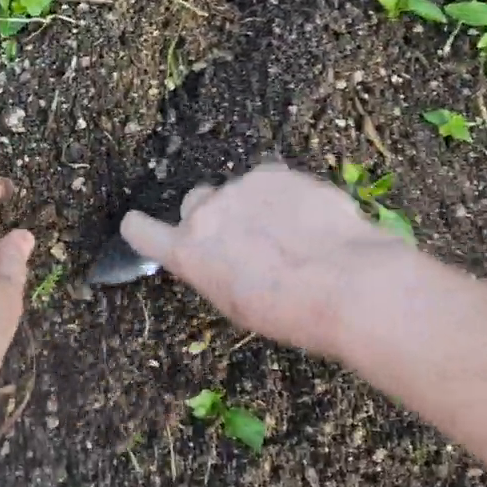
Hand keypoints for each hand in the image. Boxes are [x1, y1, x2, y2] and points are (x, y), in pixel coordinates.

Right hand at [120, 163, 417, 358]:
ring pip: (236, 192)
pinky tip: (308, 220)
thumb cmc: (294, 312)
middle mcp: (203, 215)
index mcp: (187, 254)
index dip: (140, 228)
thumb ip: (214, 270)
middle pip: (194, 204)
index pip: (140, 230)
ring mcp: (237, 189)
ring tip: (291, 235)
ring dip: (253, 206)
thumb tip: (220, 258)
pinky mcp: (272, 173)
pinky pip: (269, 180)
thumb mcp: (237, 304)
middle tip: (246, 241)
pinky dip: (284, 195)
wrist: (347, 284)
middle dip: (213, 217)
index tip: (141, 226)